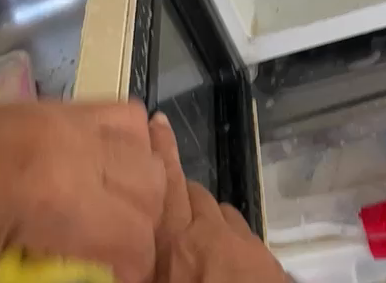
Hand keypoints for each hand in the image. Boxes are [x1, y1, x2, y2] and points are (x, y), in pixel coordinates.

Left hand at [0, 100, 167, 282]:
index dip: (129, 277)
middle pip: (150, 181)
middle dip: (138, 233)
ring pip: (139, 138)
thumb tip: (71, 279)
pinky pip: (106, 113)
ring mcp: (52, 111)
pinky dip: (113, 147)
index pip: (132, 236)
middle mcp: (66, 139)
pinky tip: (79, 182)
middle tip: (100, 268)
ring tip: (97, 221)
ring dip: (132, 183)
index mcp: (49, 192)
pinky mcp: (35, 102)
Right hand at [149, 113, 288, 282]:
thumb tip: (120, 254)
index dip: (161, 150)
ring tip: (191, 232)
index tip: (158, 119)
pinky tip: (222, 257)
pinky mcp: (266, 256)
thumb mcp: (156, 281)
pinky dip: (228, 236)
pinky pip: (242, 233)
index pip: (167, 183)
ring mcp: (243, 241)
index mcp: (176, 241)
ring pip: (220, 211)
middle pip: (193, 193)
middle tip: (161, 198)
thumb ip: (144, 264)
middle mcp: (211, 231)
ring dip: (205, 216)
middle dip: (178, 191)